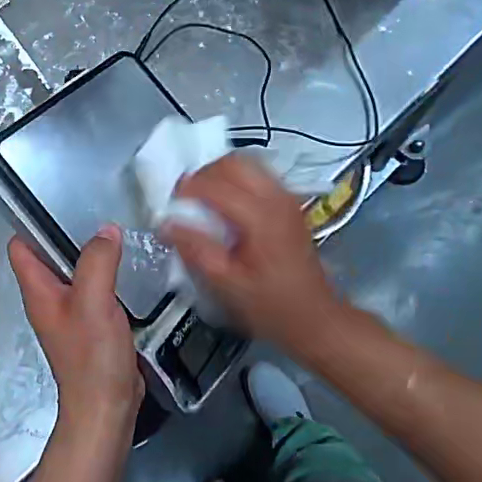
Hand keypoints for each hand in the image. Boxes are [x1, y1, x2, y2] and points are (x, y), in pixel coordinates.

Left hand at [8, 226, 143, 427]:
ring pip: (75, 271)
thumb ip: (98, 262)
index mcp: (38, 291)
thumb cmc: (92, 356)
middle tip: (97, 213)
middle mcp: (49, 298)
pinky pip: (94, 289)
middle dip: (69, 233)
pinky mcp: (90, 323)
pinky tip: (127, 268)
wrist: (106, 407)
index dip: (32, 222)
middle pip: (50, 255)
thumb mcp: (94, 301)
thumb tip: (106, 231)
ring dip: (92, 255)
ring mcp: (69, 312)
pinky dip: (107, 276)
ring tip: (116, 235)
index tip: (58, 202)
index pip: (21, 246)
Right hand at [161, 155, 348, 347]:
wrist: (317, 319)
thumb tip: (165, 224)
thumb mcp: (227, 285)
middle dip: (203, 175)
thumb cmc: (272, 306)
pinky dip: (235, 181)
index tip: (169, 208)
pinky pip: (257, 176)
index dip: (186, 190)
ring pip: (247, 163)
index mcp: (261, 216)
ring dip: (219, 175)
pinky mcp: (289, 204)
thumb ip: (195, 250)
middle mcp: (277, 197)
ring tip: (203, 201)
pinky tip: (224, 207)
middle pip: (233, 162)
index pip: (215, 184)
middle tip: (185, 199)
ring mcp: (286, 197)